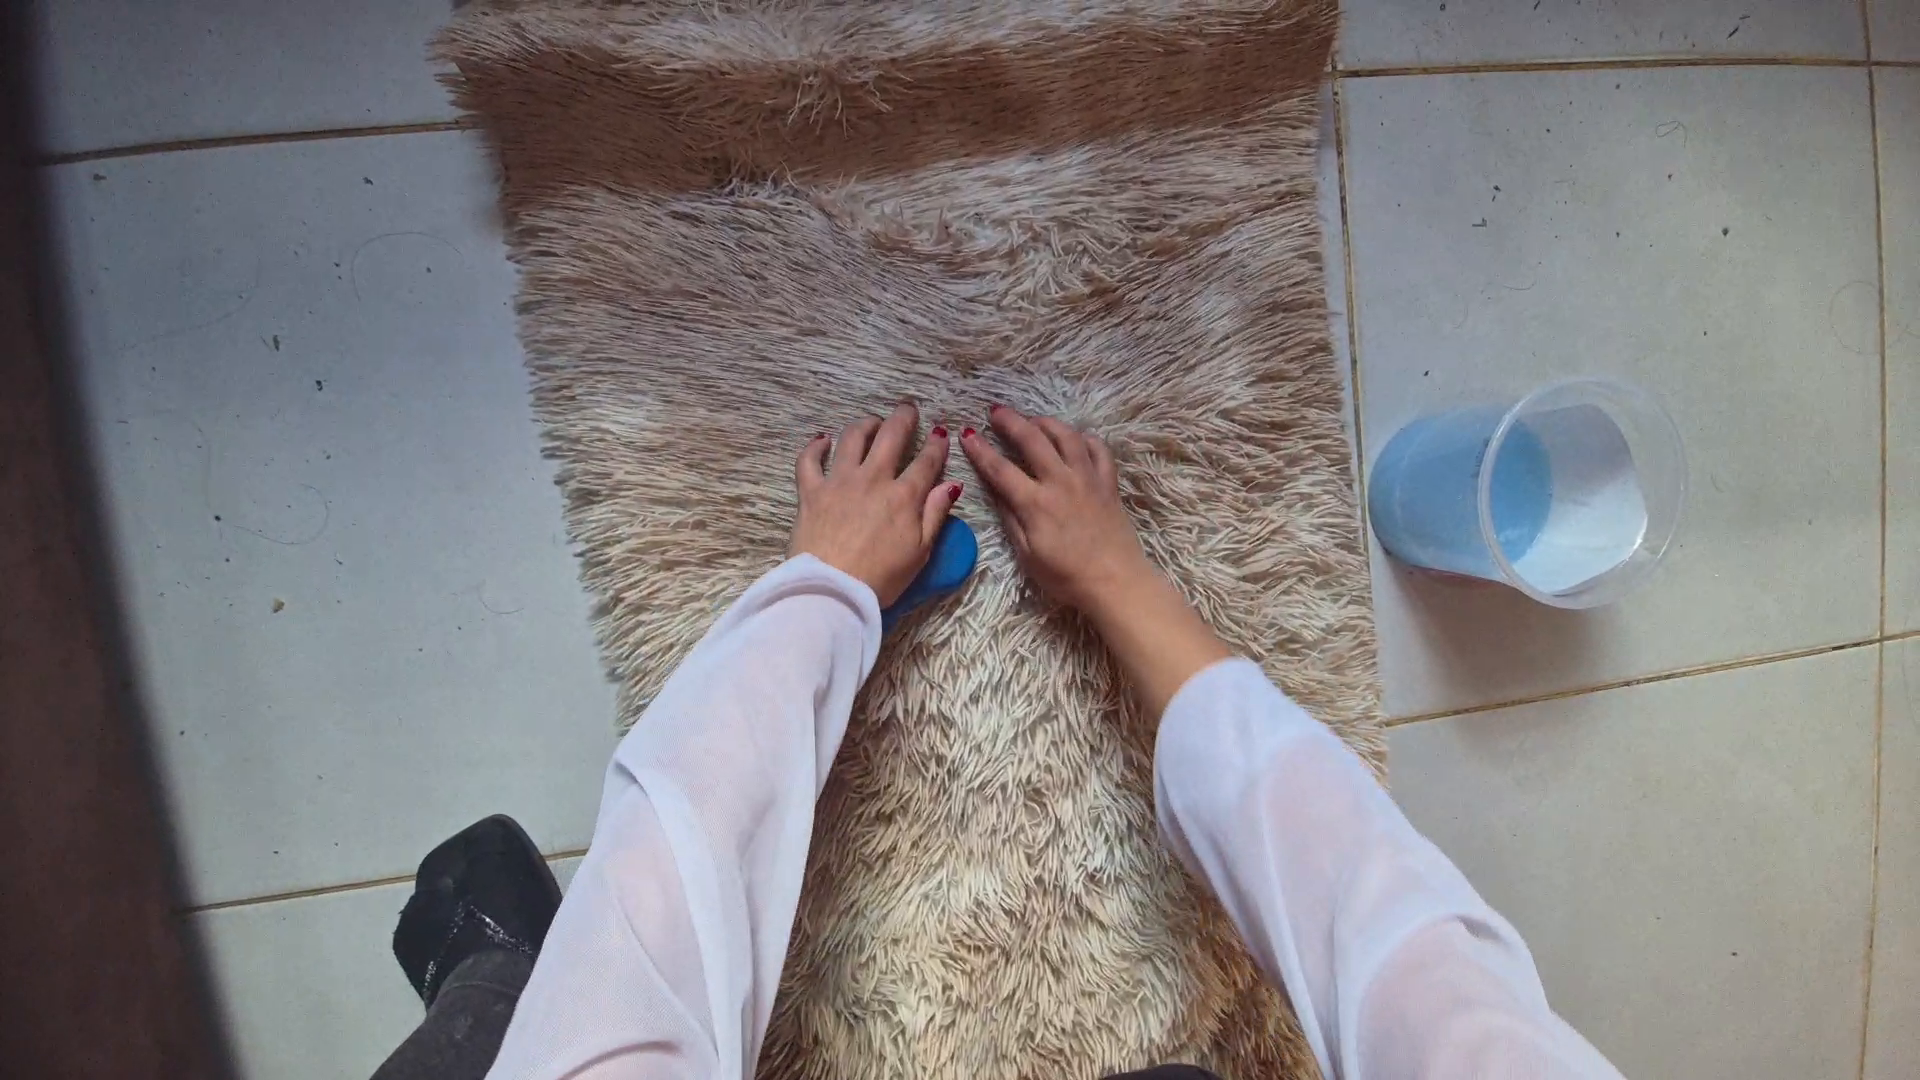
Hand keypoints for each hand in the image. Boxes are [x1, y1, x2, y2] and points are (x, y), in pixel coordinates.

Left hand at [790, 403, 962, 606]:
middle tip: (908, 409)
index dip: (937, 445)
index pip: (927, 461)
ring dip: (866, 425)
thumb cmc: (881, 578)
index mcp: (904, 496)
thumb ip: (935, 514)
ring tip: (872, 423)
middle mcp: (873, 479)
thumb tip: (951, 485)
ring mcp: (839, 482)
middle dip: (903, 418)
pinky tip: (823, 440)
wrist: (832, 591)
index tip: (941, 434)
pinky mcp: (811, 491)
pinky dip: (816, 446)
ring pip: (853, 437)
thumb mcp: (920, 552)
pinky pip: (809, 459)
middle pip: (891, 436)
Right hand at [963, 405, 1230, 716]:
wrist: (1115, 582)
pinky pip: (1098, 449)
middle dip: (1010, 421)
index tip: (966, 434)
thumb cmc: (1066, 577)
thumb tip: (995, 490)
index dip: (980, 449)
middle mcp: (1061, 482)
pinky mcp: (1108, 483)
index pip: (1000, 469)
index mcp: (1035, 503)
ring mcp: (1088, 479)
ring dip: (1046, 422)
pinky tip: (1075, 438)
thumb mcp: (1027, 554)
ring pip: (1066, 436)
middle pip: (1032, 439)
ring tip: (1032, 420)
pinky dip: (1084, 438)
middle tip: (995, 411)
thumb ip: (1011, 518)